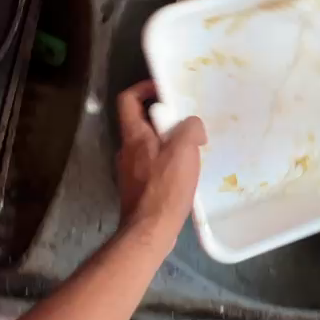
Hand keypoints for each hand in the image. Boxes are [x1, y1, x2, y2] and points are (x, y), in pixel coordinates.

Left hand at [114, 80, 205, 241]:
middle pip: (141, 123)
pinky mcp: (137, 188)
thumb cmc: (165, 188)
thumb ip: (190, 129)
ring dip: (168, 143)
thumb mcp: (184, 150)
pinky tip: (184, 174)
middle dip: (165, 120)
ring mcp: (129, 171)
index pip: (128, 99)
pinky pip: (152, 166)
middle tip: (187, 125)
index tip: (164, 90)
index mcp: (133, 136)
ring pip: (148, 146)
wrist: (150, 230)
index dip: (144, 88)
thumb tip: (193, 126)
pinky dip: (167, 163)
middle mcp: (126, 150)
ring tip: (191, 151)